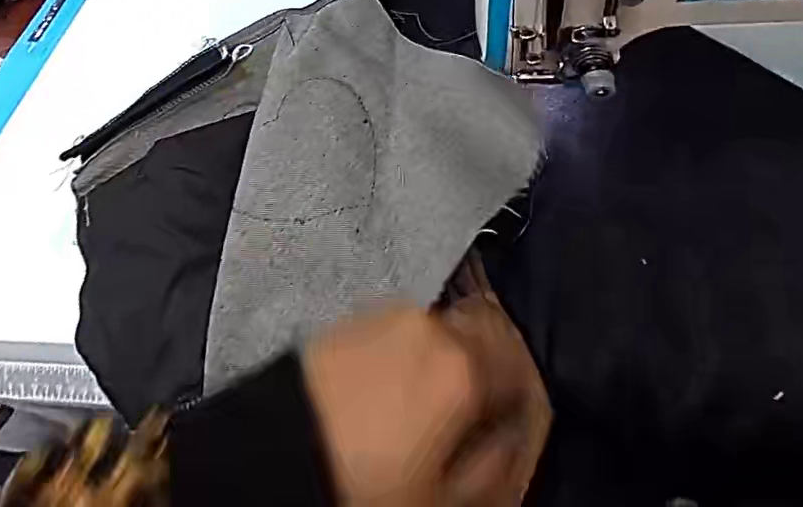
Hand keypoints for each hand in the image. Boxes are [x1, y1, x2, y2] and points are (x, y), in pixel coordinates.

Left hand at [303, 296, 548, 505]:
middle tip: (482, 410)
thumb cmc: (364, 481)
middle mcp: (431, 325)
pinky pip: (408, 330)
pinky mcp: (360, 315)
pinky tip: (400, 387)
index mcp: (461, 367)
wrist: (276, 445)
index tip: (518, 423)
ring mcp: (392, 313)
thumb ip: (493, 465)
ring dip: (453, 359)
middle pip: (486, 335)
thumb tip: (511, 440)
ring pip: (445, 330)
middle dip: (492, 369)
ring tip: (436, 403)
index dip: (526, 399)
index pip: (519, 367)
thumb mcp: (441, 498)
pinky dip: (418, 352)